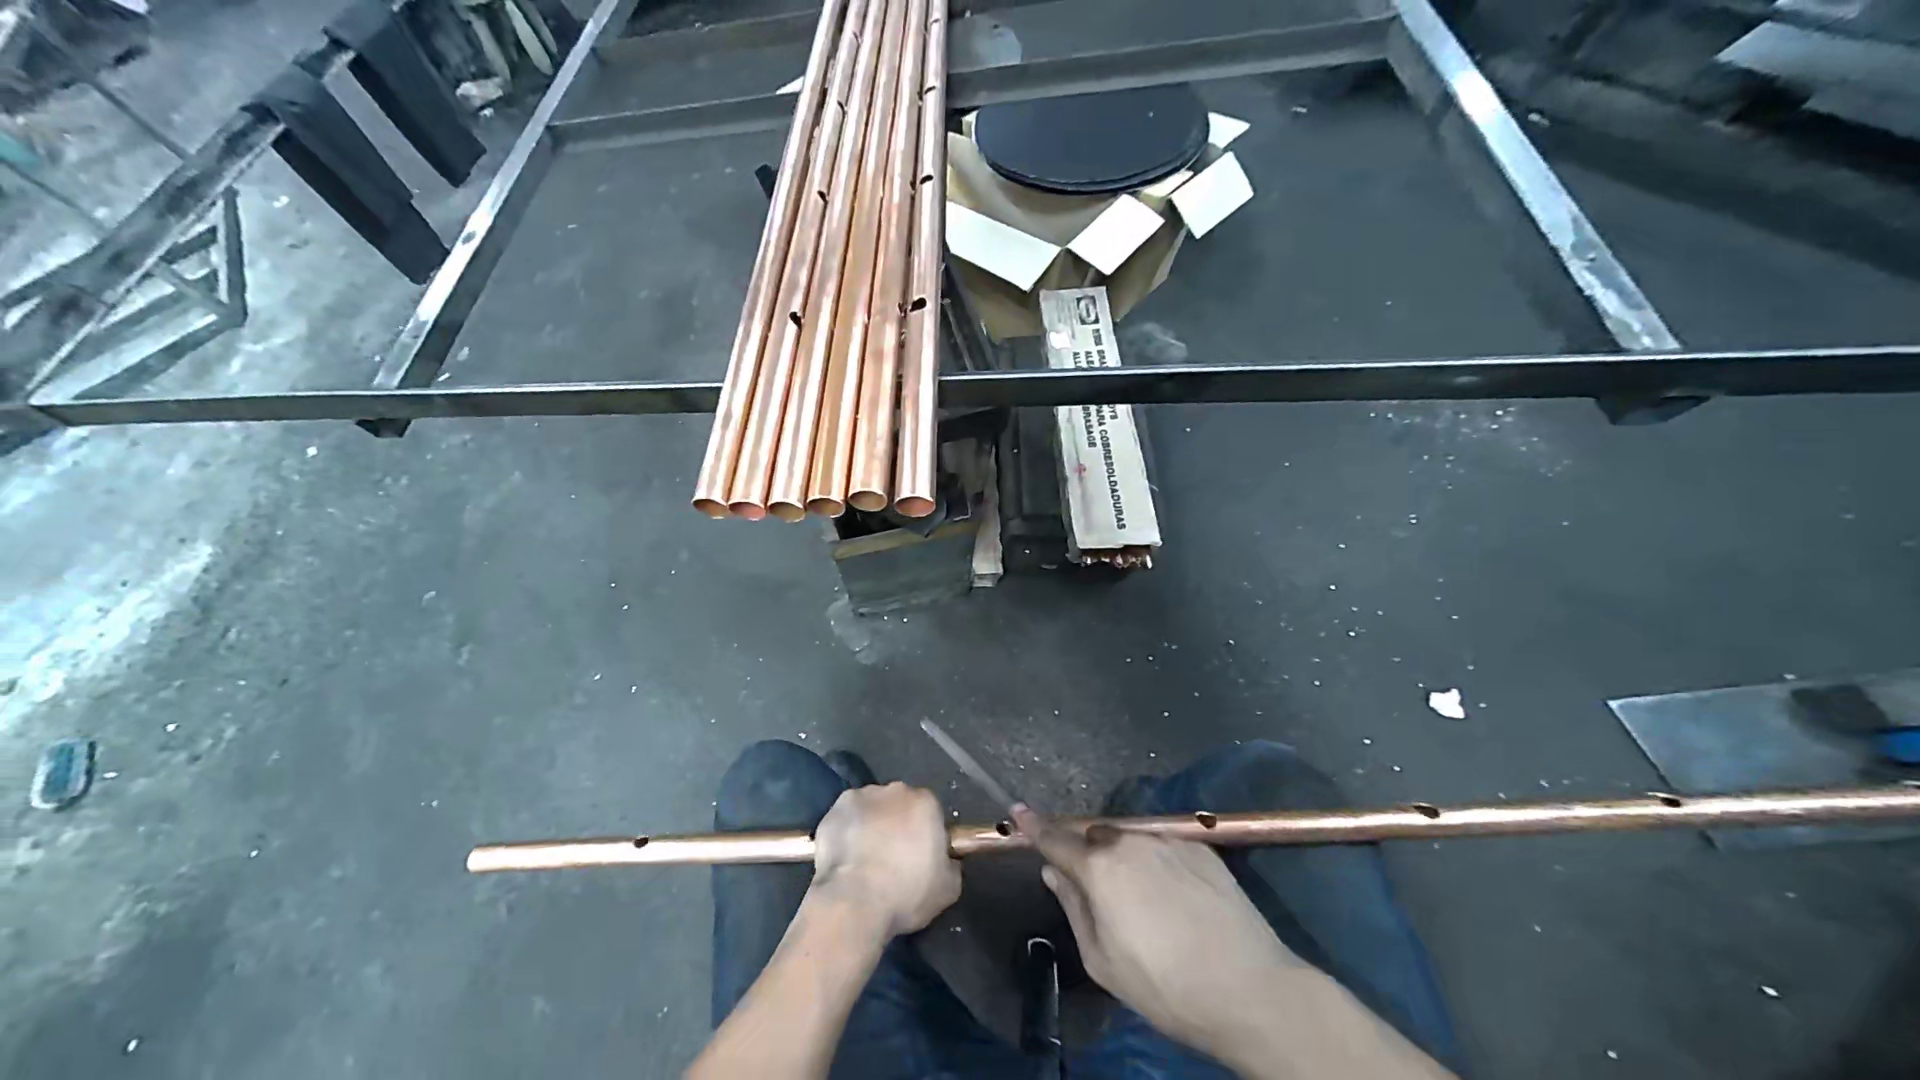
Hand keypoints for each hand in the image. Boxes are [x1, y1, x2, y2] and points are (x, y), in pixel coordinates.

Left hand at [810, 783, 960, 936]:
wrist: (854, 903)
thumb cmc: (906, 893)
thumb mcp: (948, 887)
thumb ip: (951, 864)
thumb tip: (946, 859)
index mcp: (925, 802)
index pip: (929, 811)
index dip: (924, 833)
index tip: (919, 856)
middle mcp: (893, 791)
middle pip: (898, 805)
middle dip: (897, 824)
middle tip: (892, 857)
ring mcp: (859, 798)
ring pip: (870, 809)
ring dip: (871, 826)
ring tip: (864, 860)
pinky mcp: (832, 812)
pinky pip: (845, 820)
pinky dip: (845, 833)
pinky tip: (845, 858)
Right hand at [1015, 805, 1304, 1056]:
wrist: (1251, 988)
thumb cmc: (1165, 985)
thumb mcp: (1103, 960)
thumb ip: (1073, 906)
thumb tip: (1053, 871)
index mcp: (1100, 868)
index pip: (1056, 838)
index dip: (1032, 825)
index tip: (1016, 810)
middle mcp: (1130, 842)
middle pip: (1094, 836)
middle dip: (1084, 849)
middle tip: (1091, 883)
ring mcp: (1169, 840)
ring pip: (1130, 838)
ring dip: (1121, 855)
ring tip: (1138, 895)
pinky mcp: (1201, 847)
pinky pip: (1163, 846)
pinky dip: (1155, 861)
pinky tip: (1174, 896)